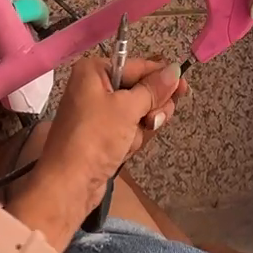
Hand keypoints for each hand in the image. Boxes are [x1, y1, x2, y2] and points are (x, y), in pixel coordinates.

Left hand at [30, 56, 184, 217]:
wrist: (68, 187)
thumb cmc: (94, 138)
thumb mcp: (127, 109)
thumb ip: (153, 90)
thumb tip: (175, 70)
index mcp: (94, 71)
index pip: (138, 66)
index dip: (161, 77)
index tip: (184, 87)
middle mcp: (95, 87)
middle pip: (140, 89)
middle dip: (149, 108)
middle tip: (152, 120)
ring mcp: (98, 113)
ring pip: (138, 112)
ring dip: (140, 127)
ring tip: (130, 140)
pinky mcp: (102, 135)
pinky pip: (128, 129)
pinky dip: (131, 140)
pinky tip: (124, 150)